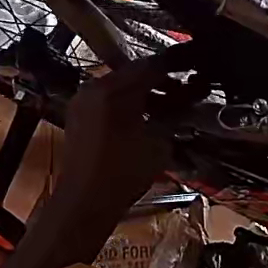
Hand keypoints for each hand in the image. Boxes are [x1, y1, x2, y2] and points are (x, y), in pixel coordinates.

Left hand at [40, 48, 203, 236]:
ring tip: (166, 110)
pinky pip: (105, 101)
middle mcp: (93, 88)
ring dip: (142, 95)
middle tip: (183, 93)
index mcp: (111, 88)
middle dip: (158, 83)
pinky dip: (125, 105)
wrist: (85, 201)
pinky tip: (143, 120)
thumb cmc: (124, 172)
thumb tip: (186, 101)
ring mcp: (82, 102)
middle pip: (131, 75)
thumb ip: (173, 115)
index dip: (173, 68)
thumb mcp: (158, 142)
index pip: (148, 66)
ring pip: (118, 88)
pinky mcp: (77, 117)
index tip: (190, 70)